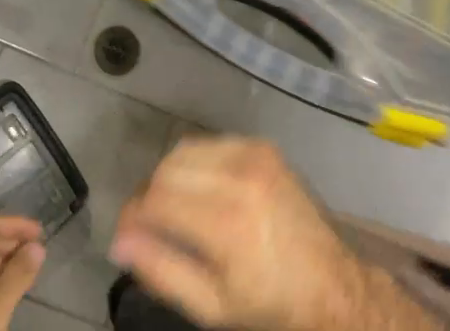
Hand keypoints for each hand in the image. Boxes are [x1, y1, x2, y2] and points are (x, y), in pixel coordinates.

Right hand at [108, 137, 367, 330]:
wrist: (329, 283)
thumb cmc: (269, 302)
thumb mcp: (212, 305)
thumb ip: (162, 270)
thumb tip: (120, 242)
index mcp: (228, 223)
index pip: (155, 201)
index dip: (131, 217)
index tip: (126, 237)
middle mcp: (240, 179)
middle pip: (165, 170)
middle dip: (148, 196)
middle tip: (148, 225)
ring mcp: (255, 157)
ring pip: (183, 151)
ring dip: (169, 177)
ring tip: (173, 208)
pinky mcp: (263, 148)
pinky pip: (209, 143)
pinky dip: (195, 163)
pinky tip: (201, 190)